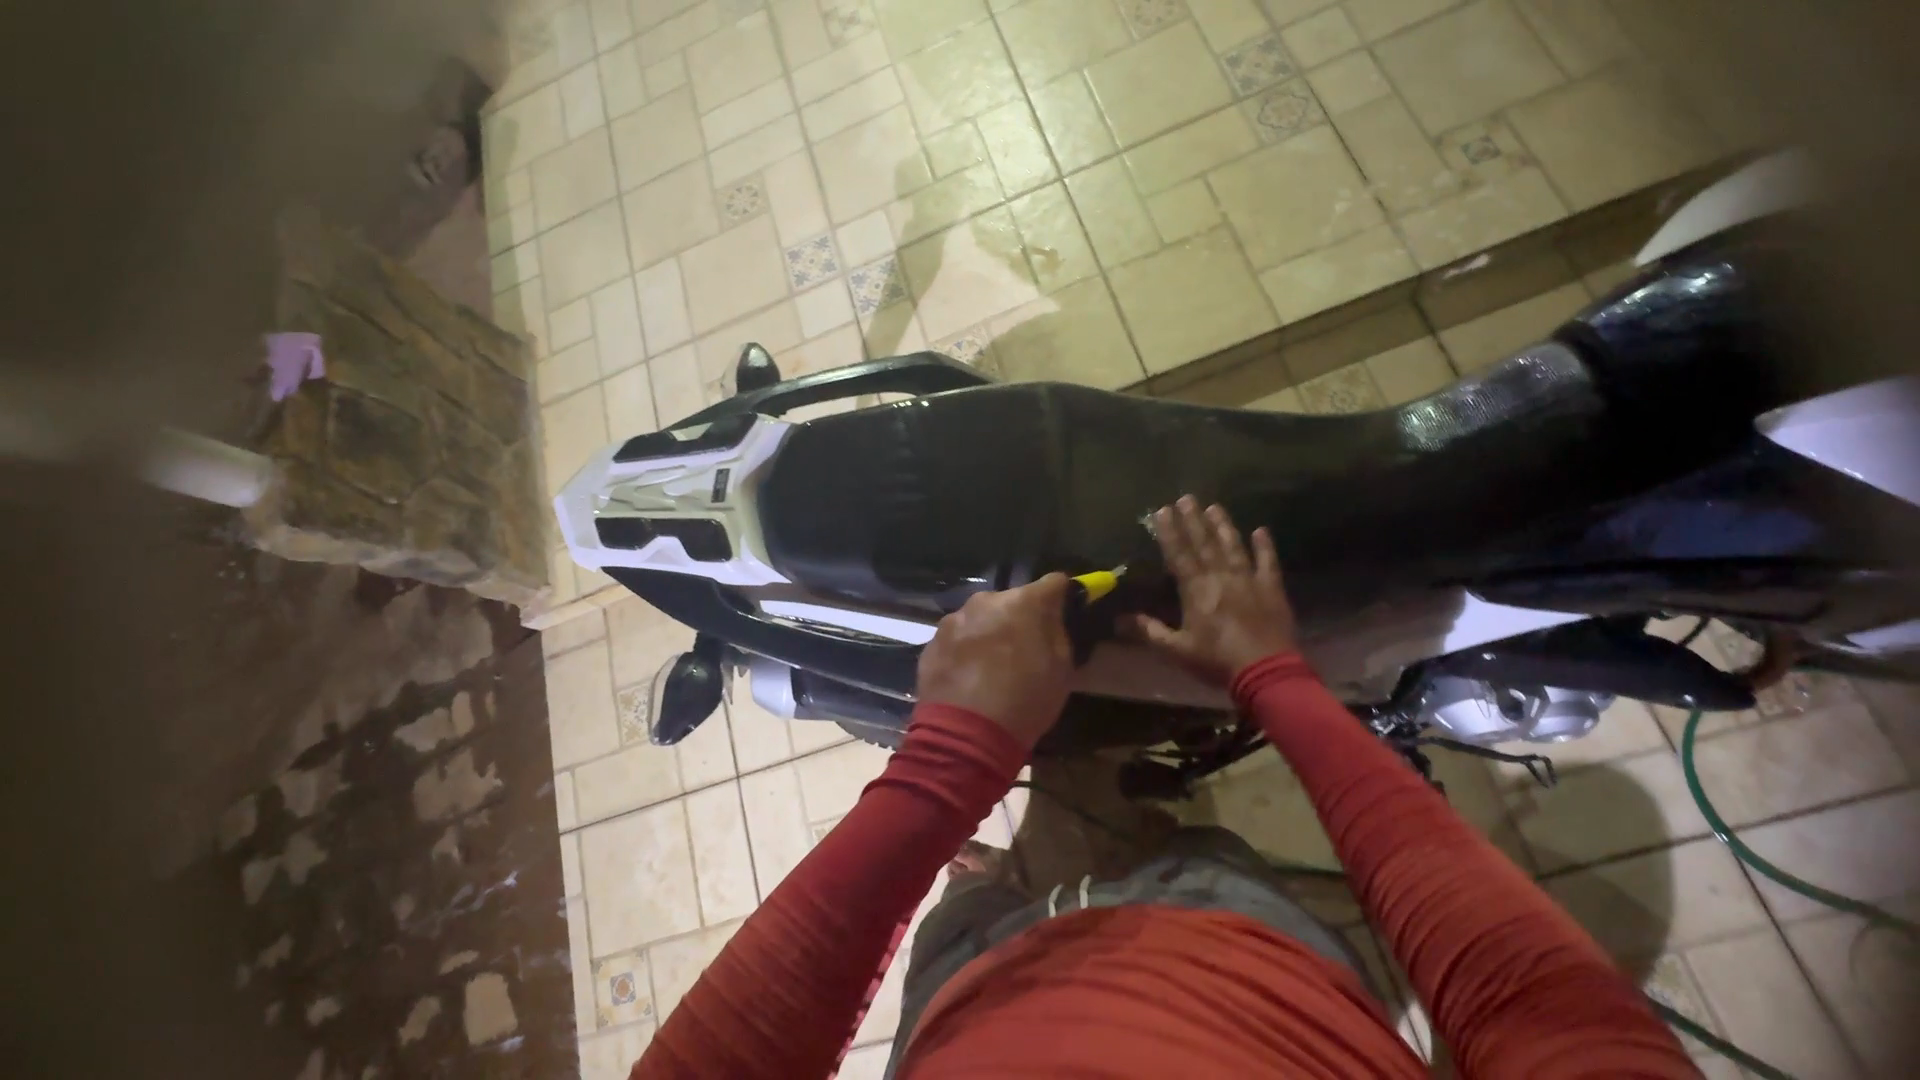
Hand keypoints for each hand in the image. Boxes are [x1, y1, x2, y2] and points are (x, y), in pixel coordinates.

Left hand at [917, 574, 1073, 747]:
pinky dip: (966, 648)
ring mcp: (954, 619)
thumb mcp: (1061, 670)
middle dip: (1021, 618)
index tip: (1064, 614)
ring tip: (993, 665)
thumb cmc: (1024, 702)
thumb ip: (1059, 632)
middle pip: (1013, 600)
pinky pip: (958, 637)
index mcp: (1024, 602)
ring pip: (982, 617)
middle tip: (1026, 648)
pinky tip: (969, 675)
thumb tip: (1054, 615)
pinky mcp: (933, 641)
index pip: (1054, 583)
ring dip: (991, 632)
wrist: (964, 735)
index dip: (1063, 597)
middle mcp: (986, 600)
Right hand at [1128, 496, 1297, 683]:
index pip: (1179, 554)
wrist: (1266, 671)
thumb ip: (1149, 631)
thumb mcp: (1176, 650)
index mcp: (1196, 590)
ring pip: (1233, 546)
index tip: (1161, 510)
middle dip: (1193, 521)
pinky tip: (1261, 530)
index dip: (1169, 532)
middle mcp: (1221, 577)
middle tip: (1186, 498)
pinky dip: (1265, 546)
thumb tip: (1119, 619)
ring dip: (1223, 526)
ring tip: (1214, 506)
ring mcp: (1248, 580)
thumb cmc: (1217, 661)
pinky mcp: (1272, 589)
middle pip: (1204, 544)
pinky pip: (1268, 562)